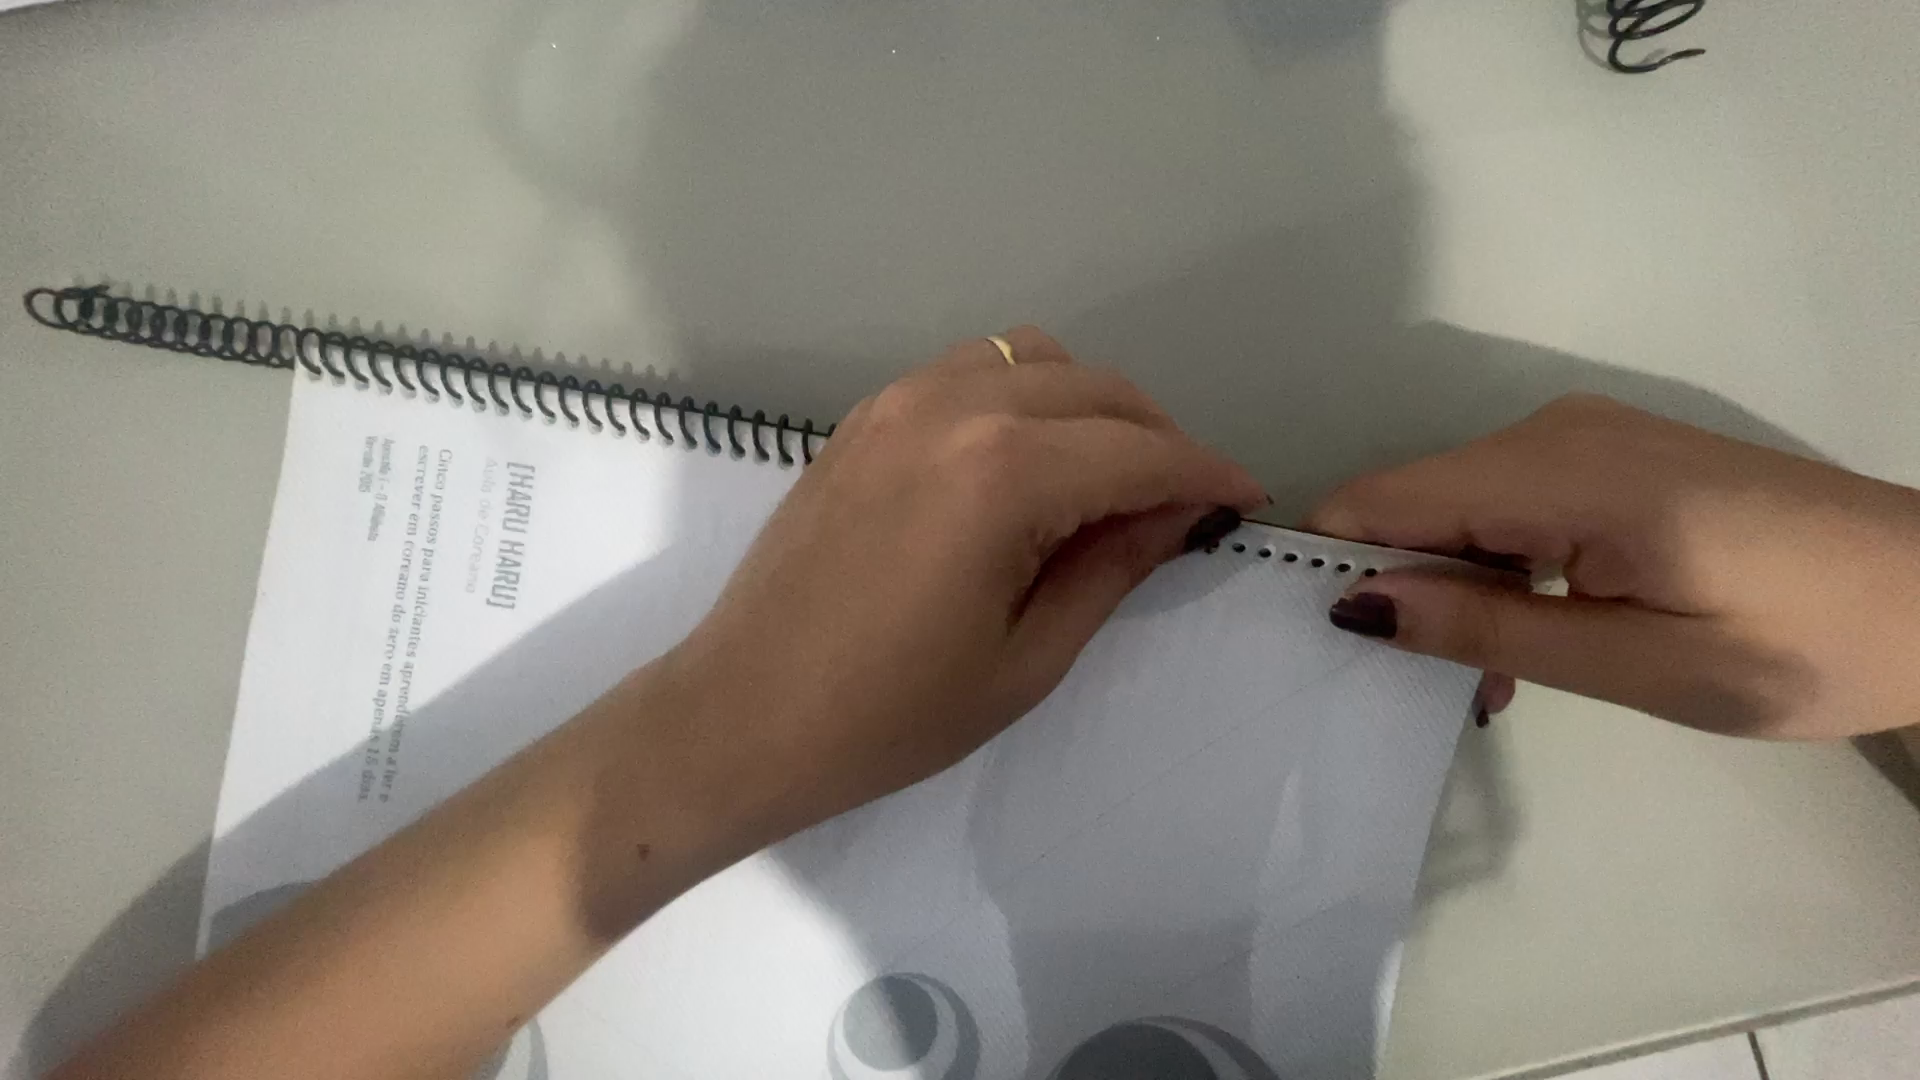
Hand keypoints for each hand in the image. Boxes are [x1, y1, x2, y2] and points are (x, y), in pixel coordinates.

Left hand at [667, 327, 1265, 835]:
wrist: (744, 714)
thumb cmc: (889, 715)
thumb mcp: (1026, 658)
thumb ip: (1112, 566)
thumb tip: (1176, 510)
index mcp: (1002, 474)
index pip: (1140, 453)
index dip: (1206, 473)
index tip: (1245, 498)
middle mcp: (953, 407)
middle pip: (1097, 389)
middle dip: (1157, 437)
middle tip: (1176, 501)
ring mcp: (898, 401)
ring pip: (1032, 359)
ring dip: (1089, 405)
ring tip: (1102, 474)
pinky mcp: (864, 415)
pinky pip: (969, 372)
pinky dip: (1020, 396)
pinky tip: (1022, 458)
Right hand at [1308, 394, 1919, 738]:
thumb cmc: (1816, 645)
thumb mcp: (1644, 665)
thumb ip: (1488, 628)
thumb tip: (1357, 605)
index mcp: (1561, 476)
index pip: (1380, 500)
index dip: (1330, 559)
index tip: (1325, 634)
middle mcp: (1546, 432)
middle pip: (1403, 502)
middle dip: (1392, 584)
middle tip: (1434, 675)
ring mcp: (1568, 434)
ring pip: (1440, 504)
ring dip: (1440, 580)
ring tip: (1492, 665)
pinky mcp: (1586, 450)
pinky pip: (1487, 500)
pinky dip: (1480, 560)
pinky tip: (1527, 615)